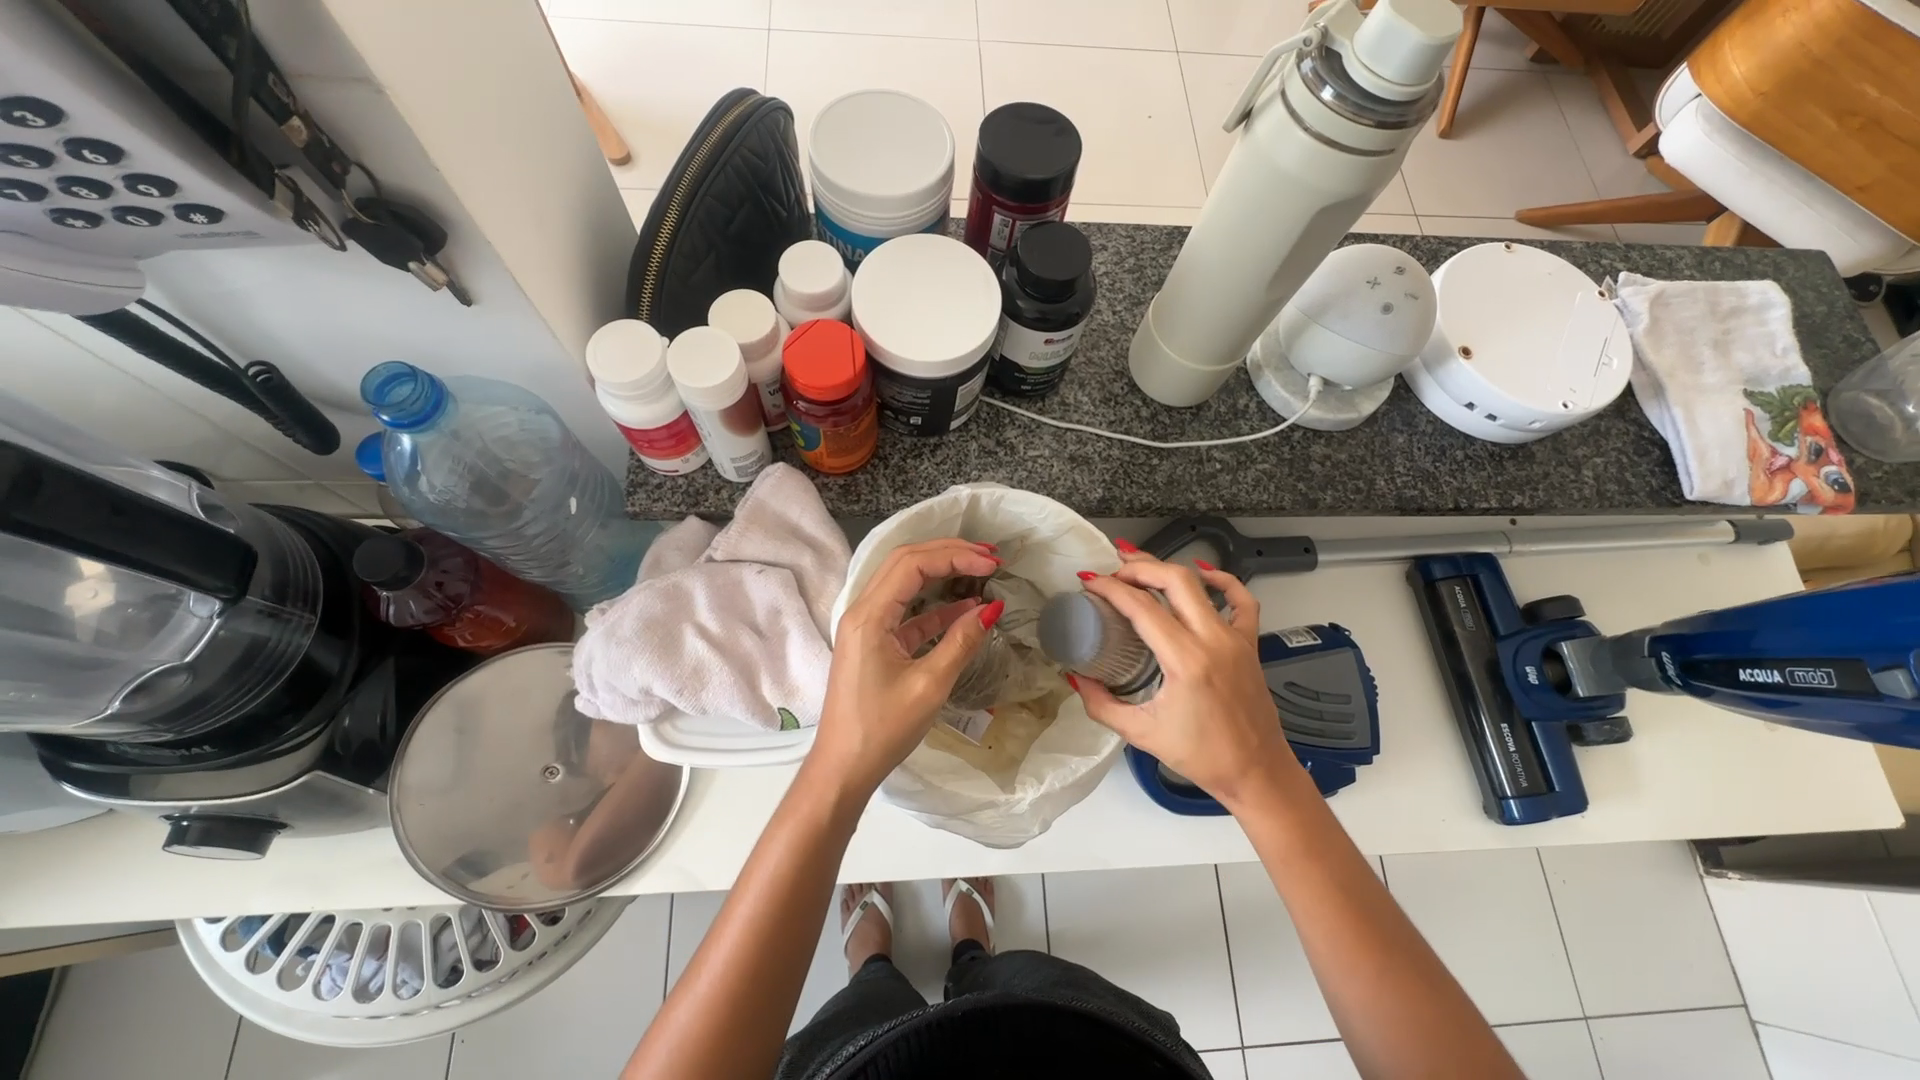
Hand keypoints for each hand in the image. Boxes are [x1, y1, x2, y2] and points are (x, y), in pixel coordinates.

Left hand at [813, 539, 1004, 792]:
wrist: (843, 768)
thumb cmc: (882, 729)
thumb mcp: (929, 685)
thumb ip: (961, 642)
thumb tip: (992, 609)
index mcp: (869, 616)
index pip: (912, 563)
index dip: (955, 556)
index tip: (992, 564)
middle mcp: (862, 611)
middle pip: (905, 563)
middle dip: (948, 554)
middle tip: (990, 557)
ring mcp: (866, 627)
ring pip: (905, 584)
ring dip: (942, 574)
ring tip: (982, 573)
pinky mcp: (874, 644)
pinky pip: (906, 612)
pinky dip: (936, 606)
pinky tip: (966, 610)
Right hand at [1076, 550, 1307, 809]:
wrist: (1256, 772)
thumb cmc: (1202, 757)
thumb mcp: (1141, 733)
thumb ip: (1102, 704)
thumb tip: (1077, 679)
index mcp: (1186, 661)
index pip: (1142, 607)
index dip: (1111, 588)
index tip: (1089, 582)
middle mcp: (1213, 640)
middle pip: (1174, 580)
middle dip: (1139, 567)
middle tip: (1113, 572)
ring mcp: (1235, 638)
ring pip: (1202, 584)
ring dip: (1168, 570)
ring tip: (1141, 568)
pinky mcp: (1250, 644)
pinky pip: (1241, 600)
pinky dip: (1222, 580)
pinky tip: (1203, 574)